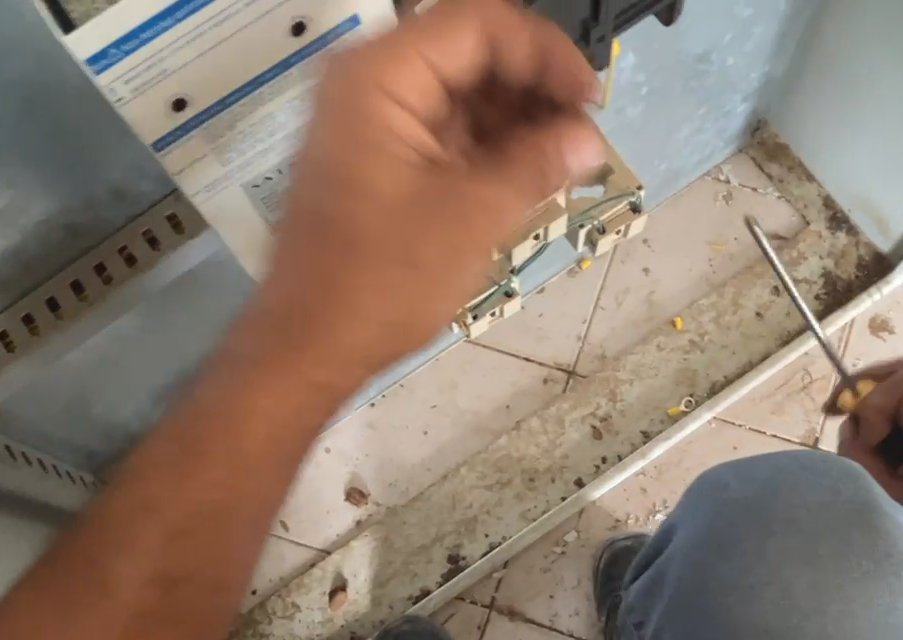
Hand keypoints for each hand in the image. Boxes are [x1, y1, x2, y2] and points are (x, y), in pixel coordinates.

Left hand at [243, 0, 605, 384]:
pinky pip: (442, 139)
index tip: (590, 99)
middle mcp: (370, 85)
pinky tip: (525, 181)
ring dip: (514, 126)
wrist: (312, 345)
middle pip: (468, 57)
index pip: (479, 25)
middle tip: (580, 138)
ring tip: (561, 165)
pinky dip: (485, 154)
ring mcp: (371, 127)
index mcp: (381, 77)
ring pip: (458, 100)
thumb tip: (589, 138)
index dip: (545, 54)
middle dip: (531, 92)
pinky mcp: (377, 165)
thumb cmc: (382, 283)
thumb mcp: (471, 218)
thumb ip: (535, 165)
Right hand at [835, 359, 902, 585]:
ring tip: (866, 448)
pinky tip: (881, 454)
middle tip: (838, 413)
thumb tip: (851, 432)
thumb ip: (863, 459)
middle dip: (867, 391)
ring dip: (879, 410)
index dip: (872, 403)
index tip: (865, 441)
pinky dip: (892, 422)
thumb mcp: (890, 500)